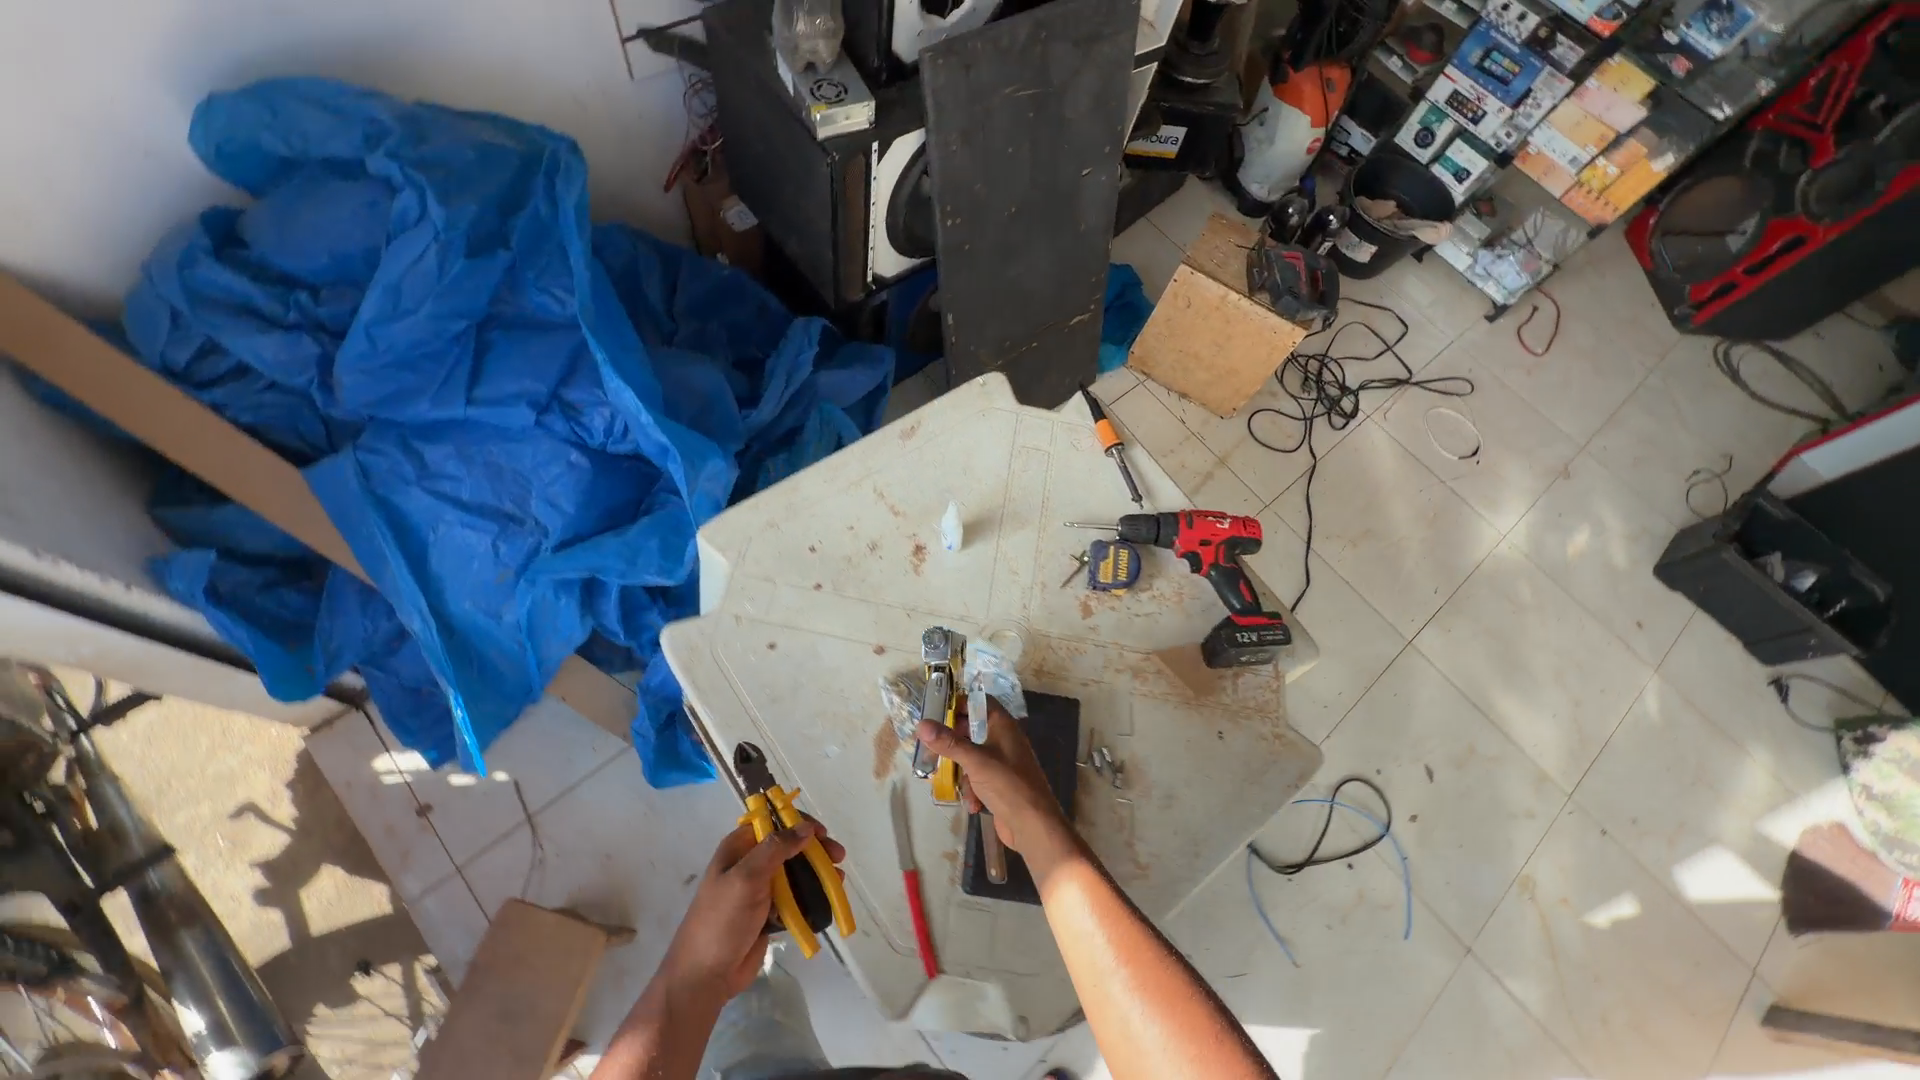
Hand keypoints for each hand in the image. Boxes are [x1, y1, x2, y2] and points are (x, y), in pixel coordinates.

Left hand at [658, 821, 846, 1000]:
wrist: (706, 975)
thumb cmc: (723, 920)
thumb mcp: (747, 878)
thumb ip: (776, 849)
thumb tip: (805, 827)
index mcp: (738, 848)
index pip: (772, 822)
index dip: (798, 823)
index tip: (821, 834)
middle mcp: (749, 864)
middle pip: (788, 847)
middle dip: (814, 850)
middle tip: (838, 858)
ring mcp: (759, 890)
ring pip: (794, 873)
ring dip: (816, 874)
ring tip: (837, 881)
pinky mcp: (768, 913)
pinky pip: (794, 898)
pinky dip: (810, 896)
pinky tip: (827, 899)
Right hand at [915, 702, 1073, 861]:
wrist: (1034, 826)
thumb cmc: (1008, 785)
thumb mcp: (975, 761)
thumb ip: (948, 743)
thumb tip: (922, 725)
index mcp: (1003, 726)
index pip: (980, 702)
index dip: (959, 705)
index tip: (936, 715)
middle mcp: (1004, 740)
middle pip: (972, 731)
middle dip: (953, 745)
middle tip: (934, 752)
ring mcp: (1002, 763)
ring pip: (972, 758)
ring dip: (963, 774)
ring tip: (960, 787)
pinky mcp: (1000, 784)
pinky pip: (978, 778)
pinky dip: (973, 790)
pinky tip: (974, 805)